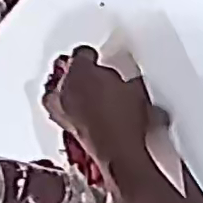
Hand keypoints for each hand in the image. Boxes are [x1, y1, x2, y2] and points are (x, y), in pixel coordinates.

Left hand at [43, 47, 151, 169]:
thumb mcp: (139, 93)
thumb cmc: (125, 118)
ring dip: (75, 95)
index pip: (83, 54)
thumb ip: (131, 82)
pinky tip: (94, 118)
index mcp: (81, 70)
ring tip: (93, 99)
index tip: (97, 58)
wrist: (120, 148)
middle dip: (83, 76)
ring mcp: (62, 108)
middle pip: (69, 74)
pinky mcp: (66, 126)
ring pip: (63, 94)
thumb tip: (133, 85)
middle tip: (98, 79)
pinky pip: (68, 113)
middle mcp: (65, 87)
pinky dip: (77, 113)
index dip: (93, 56)